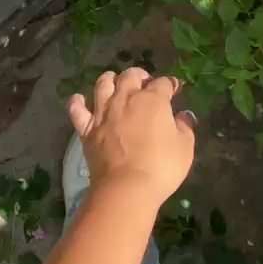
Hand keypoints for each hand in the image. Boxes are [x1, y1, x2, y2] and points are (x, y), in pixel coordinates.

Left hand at [67, 67, 196, 206]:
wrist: (127, 188)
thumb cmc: (161, 167)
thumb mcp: (184, 148)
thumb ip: (185, 127)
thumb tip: (184, 115)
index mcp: (152, 100)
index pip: (163, 83)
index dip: (170, 84)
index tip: (174, 88)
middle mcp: (126, 98)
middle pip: (130, 75)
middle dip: (139, 75)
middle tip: (144, 84)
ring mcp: (104, 112)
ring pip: (103, 84)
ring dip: (110, 80)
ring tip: (115, 84)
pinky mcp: (87, 129)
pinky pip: (77, 110)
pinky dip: (77, 103)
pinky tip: (79, 100)